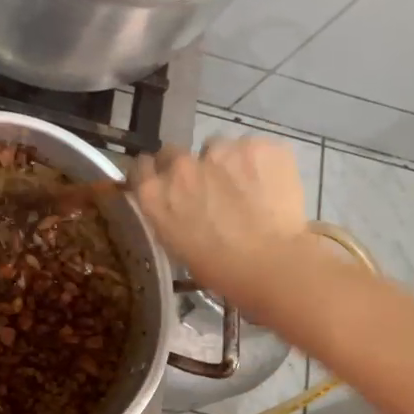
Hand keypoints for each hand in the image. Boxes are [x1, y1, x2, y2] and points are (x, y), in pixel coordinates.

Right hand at [132, 137, 307, 299]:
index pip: (142, 166)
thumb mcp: (176, 243)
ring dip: (227, 162)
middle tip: (210, 188)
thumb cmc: (219, 268)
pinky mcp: (257, 145)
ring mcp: (219, 150)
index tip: (167, 180)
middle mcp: (181, 166)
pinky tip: (271, 184)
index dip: (156, 171)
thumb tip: (180, 202)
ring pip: (219, 147)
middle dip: (190, 166)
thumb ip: (169, 213)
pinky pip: (255, 147)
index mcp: (155, 194)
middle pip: (176, 152)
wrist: (270, 262)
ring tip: (247, 188)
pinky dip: (261, 162)